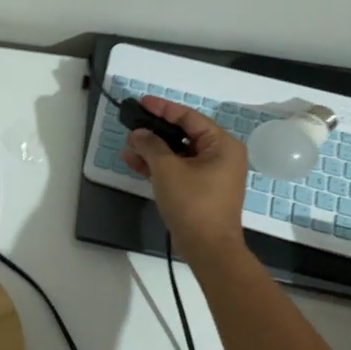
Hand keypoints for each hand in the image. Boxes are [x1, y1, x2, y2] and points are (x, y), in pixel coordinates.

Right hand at [121, 94, 249, 265]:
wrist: (208, 247)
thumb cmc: (193, 202)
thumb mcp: (167, 169)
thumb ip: (151, 145)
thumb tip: (139, 134)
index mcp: (222, 145)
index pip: (189, 117)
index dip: (163, 108)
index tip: (141, 102)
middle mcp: (221, 155)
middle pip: (184, 134)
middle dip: (155, 131)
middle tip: (131, 126)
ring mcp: (212, 173)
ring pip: (178, 152)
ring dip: (153, 149)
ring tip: (128, 147)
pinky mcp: (201, 189)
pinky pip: (178, 168)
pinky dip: (158, 165)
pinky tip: (134, 162)